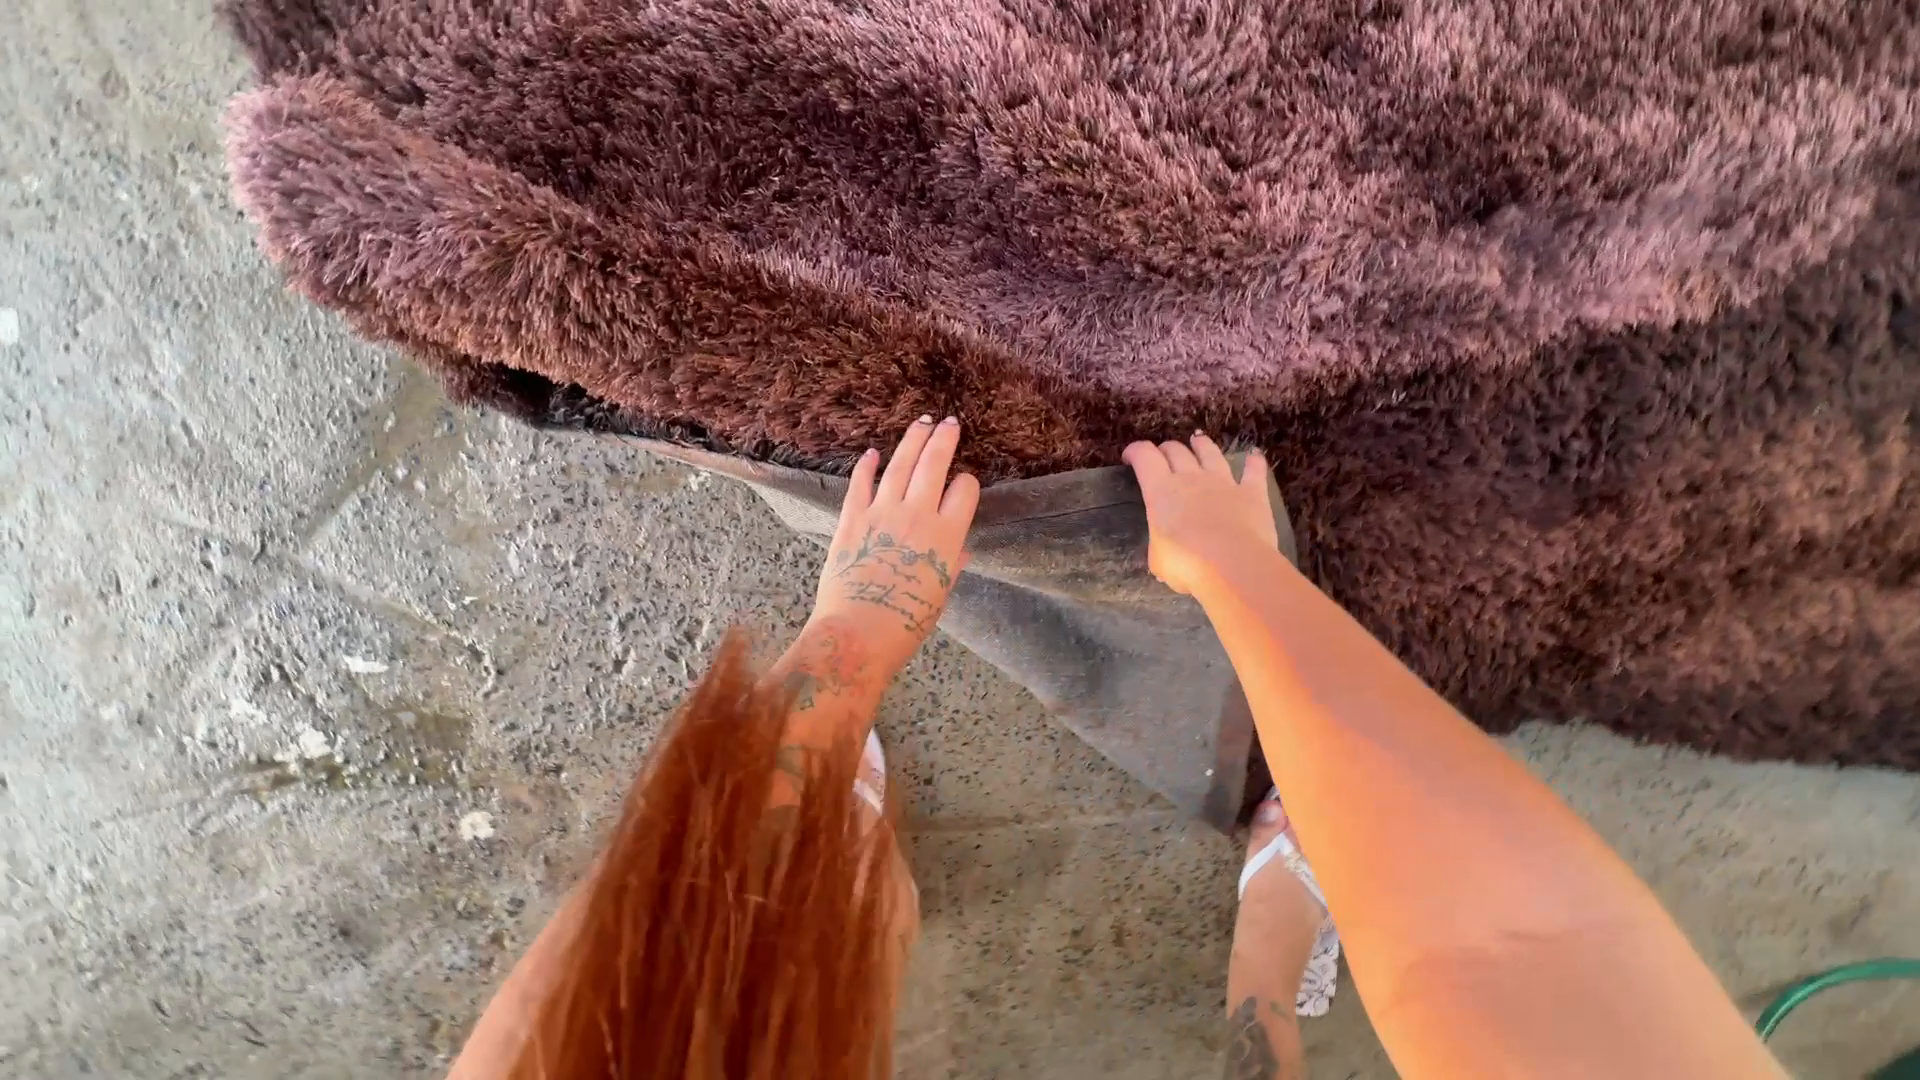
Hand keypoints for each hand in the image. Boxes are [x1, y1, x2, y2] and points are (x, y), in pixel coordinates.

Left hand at [811, 416, 979, 675]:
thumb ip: (951, 566)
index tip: (964, 484)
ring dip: (913, 440)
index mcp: (946, 536)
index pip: (964, 491)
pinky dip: (868, 465)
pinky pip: (861, 482)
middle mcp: (917, 515)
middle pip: (934, 464)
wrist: (859, 633)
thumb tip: (960, 551)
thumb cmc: (906, 623)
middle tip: (950, 422)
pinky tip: (874, 452)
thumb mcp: (940, 596)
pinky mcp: (852, 518)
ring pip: (900, 464)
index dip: (967, 484)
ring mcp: (882, 512)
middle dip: (944, 439)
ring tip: (922, 422)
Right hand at [1123, 433, 1278, 595]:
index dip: (1135, 451)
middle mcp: (1191, 478)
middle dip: (1165, 450)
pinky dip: (1254, 462)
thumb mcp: (1158, 559)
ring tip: (1198, 441)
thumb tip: (1165, 551)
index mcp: (1161, 491)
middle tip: (1162, 455)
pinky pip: (1254, 471)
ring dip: (1202, 445)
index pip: (1144, 458)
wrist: (1233, 564)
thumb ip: (1160, 546)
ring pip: (1210, 453)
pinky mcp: (1252, 493)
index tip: (1130, 456)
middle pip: (1176, 451)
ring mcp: (1223, 482)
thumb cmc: (1186, 563)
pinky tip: (1255, 455)